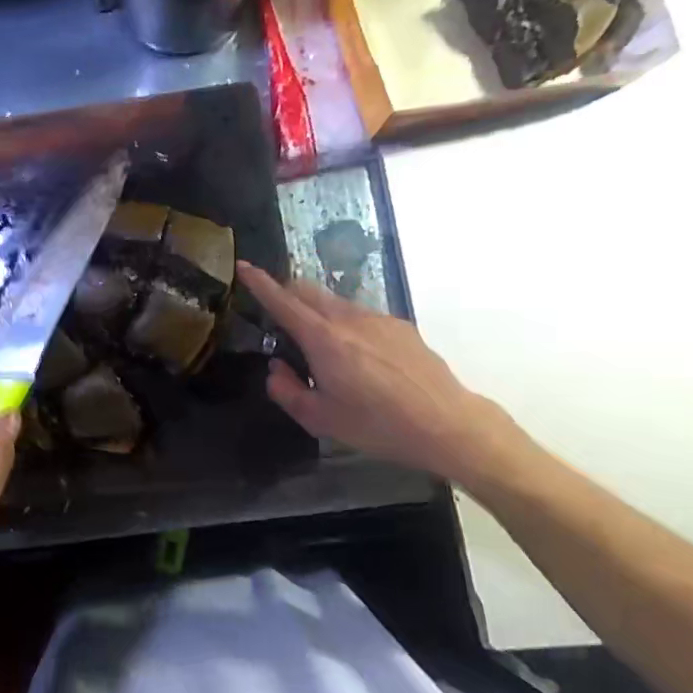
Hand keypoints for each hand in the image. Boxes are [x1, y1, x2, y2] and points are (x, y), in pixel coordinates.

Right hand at [237, 261, 528, 487]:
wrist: (449, 426)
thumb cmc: (377, 424)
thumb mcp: (318, 418)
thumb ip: (285, 390)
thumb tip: (277, 369)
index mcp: (323, 340)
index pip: (283, 301)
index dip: (259, 282)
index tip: (243, 266)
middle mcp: (350, 320)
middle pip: (309, 291)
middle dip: (286, 291)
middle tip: (274, 310)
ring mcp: (379, 321)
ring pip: (335, 302)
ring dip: (315, 310)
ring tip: (316, 342)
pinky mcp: (401, 329)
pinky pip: (360, 315)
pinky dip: (343, 323)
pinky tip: (353, 355)